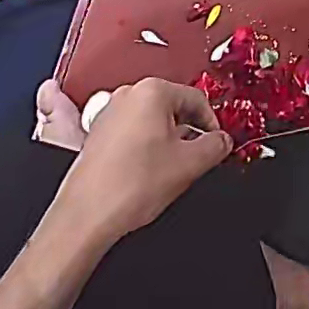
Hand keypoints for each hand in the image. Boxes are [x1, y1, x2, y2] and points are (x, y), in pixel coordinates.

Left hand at [48, 78, 230, 244]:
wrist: (86, 217)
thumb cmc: (129, 186)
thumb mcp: (191, 163)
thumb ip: (217, 145)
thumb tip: (222, 141)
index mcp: (152, 91)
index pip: (197, 100)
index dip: (212, 124)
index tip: (216, 141)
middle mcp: (128, 95)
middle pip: (174, 108)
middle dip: (189, 132)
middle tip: (196, 157)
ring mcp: (109, 114)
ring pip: (153, 121)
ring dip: (167, 141)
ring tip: (169, 168)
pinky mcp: (98, 134)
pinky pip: (133, 133)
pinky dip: (146, 148)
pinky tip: (147, 173)